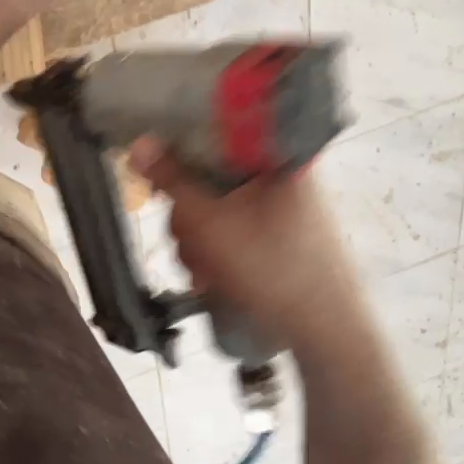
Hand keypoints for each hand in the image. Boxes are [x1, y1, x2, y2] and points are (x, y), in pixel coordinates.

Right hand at [130, 140, 364, 349]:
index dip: (180, 156)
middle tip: (193, 247)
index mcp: (276, 156)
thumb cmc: (270, 267)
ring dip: (200, 245)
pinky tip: (216, 279)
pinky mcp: (282, 237)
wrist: (325, 329)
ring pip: (218, 211)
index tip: (163, 185)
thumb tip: (138, 143)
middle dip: (189, 221)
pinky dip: (219, 255)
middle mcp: (283, 175)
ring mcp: (285, 209)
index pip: (216, 135)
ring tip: (206, 274)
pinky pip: (234, 233)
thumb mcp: (208, 222)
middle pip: (210, 179)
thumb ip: (171, 181)